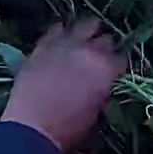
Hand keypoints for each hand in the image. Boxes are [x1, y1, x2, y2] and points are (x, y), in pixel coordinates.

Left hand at [0, 20, 126, 152]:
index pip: (121, 59)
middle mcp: (89, 51)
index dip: (118, 66)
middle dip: (105, 48)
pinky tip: (62, 37)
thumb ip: (102, 91)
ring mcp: (65, 44)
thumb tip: (102, 84)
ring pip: (84, 26)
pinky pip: (57, 28)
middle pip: (105, 40)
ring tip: (86, 38)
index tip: (114, 71)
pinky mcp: (44, 44)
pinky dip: (62, 32)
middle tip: (100, 56)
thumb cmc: (68, 128)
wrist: (32, 127)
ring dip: (88, 32)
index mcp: (105, 69)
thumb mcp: (95, 112)